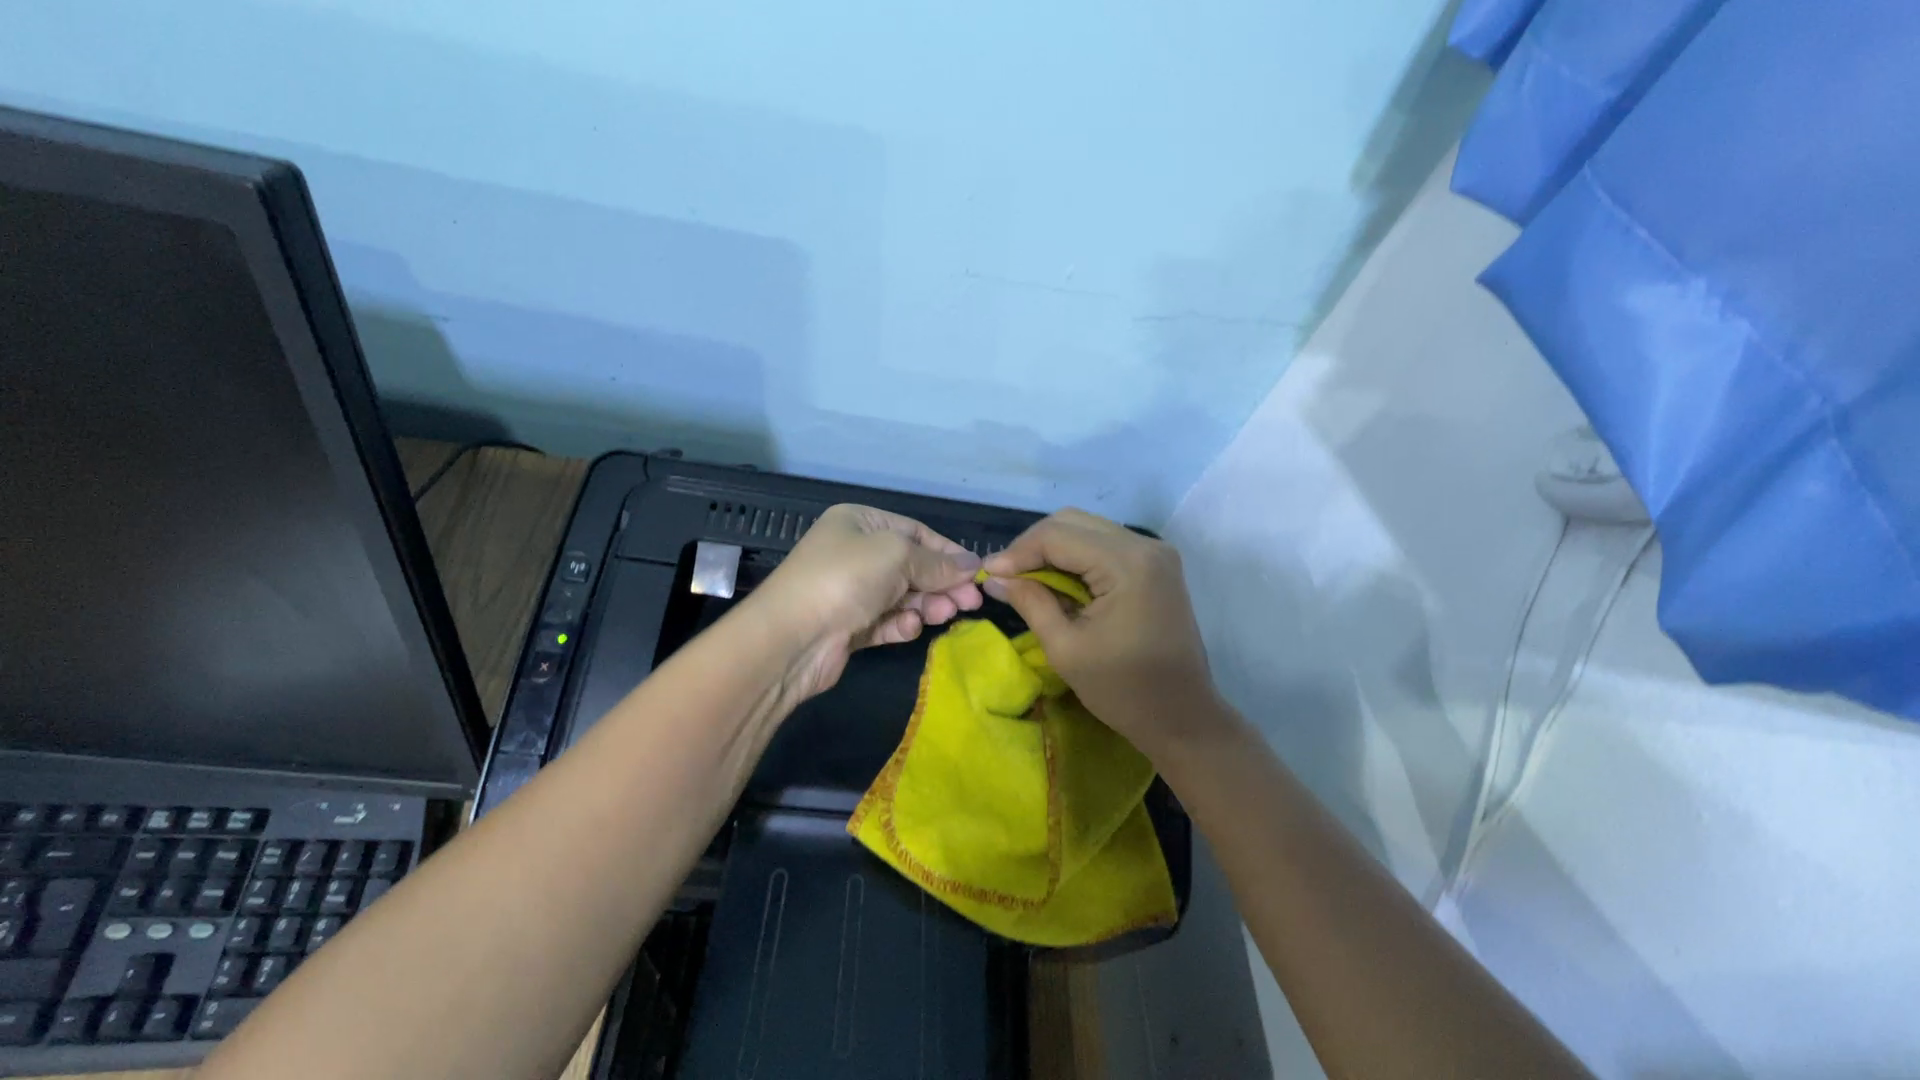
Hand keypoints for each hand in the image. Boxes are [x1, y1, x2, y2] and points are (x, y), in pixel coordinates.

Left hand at [748, 504, 982, 696]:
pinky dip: (901, 624)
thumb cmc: (846, 578)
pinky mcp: (850, 626)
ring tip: (947, 615)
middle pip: (912, 565)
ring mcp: (850, 591)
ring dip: (926, 605)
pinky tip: (910, 628)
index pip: (915, 532)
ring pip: (902, 596)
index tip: (976, 573)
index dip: (948, 552)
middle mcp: (854, 553)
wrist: (792, 637)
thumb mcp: (898, 556)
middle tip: (972, 602)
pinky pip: (886, 621)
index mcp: (859, 522)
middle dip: (942, 583)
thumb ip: (938, 563)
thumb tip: (973, 564)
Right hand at [981, 509, 1224, 759]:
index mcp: (1127, 564)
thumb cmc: (1123, 690)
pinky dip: (1076, 557)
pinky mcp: (1156, 565)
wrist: (1183, 716)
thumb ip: (1031, 603)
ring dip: (1053, 549)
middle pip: (1073, 522)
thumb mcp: (1066, 649)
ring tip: (1025, 579)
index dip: (1018, 552)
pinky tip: (1056, 581)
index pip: (1058, 536)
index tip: (988, 575)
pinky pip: (1105, 545)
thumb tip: (995, 577)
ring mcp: (1155, 553)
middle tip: (1005, 576)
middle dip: (1033, 545)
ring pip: (1088, 529)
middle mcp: (1145, 545)